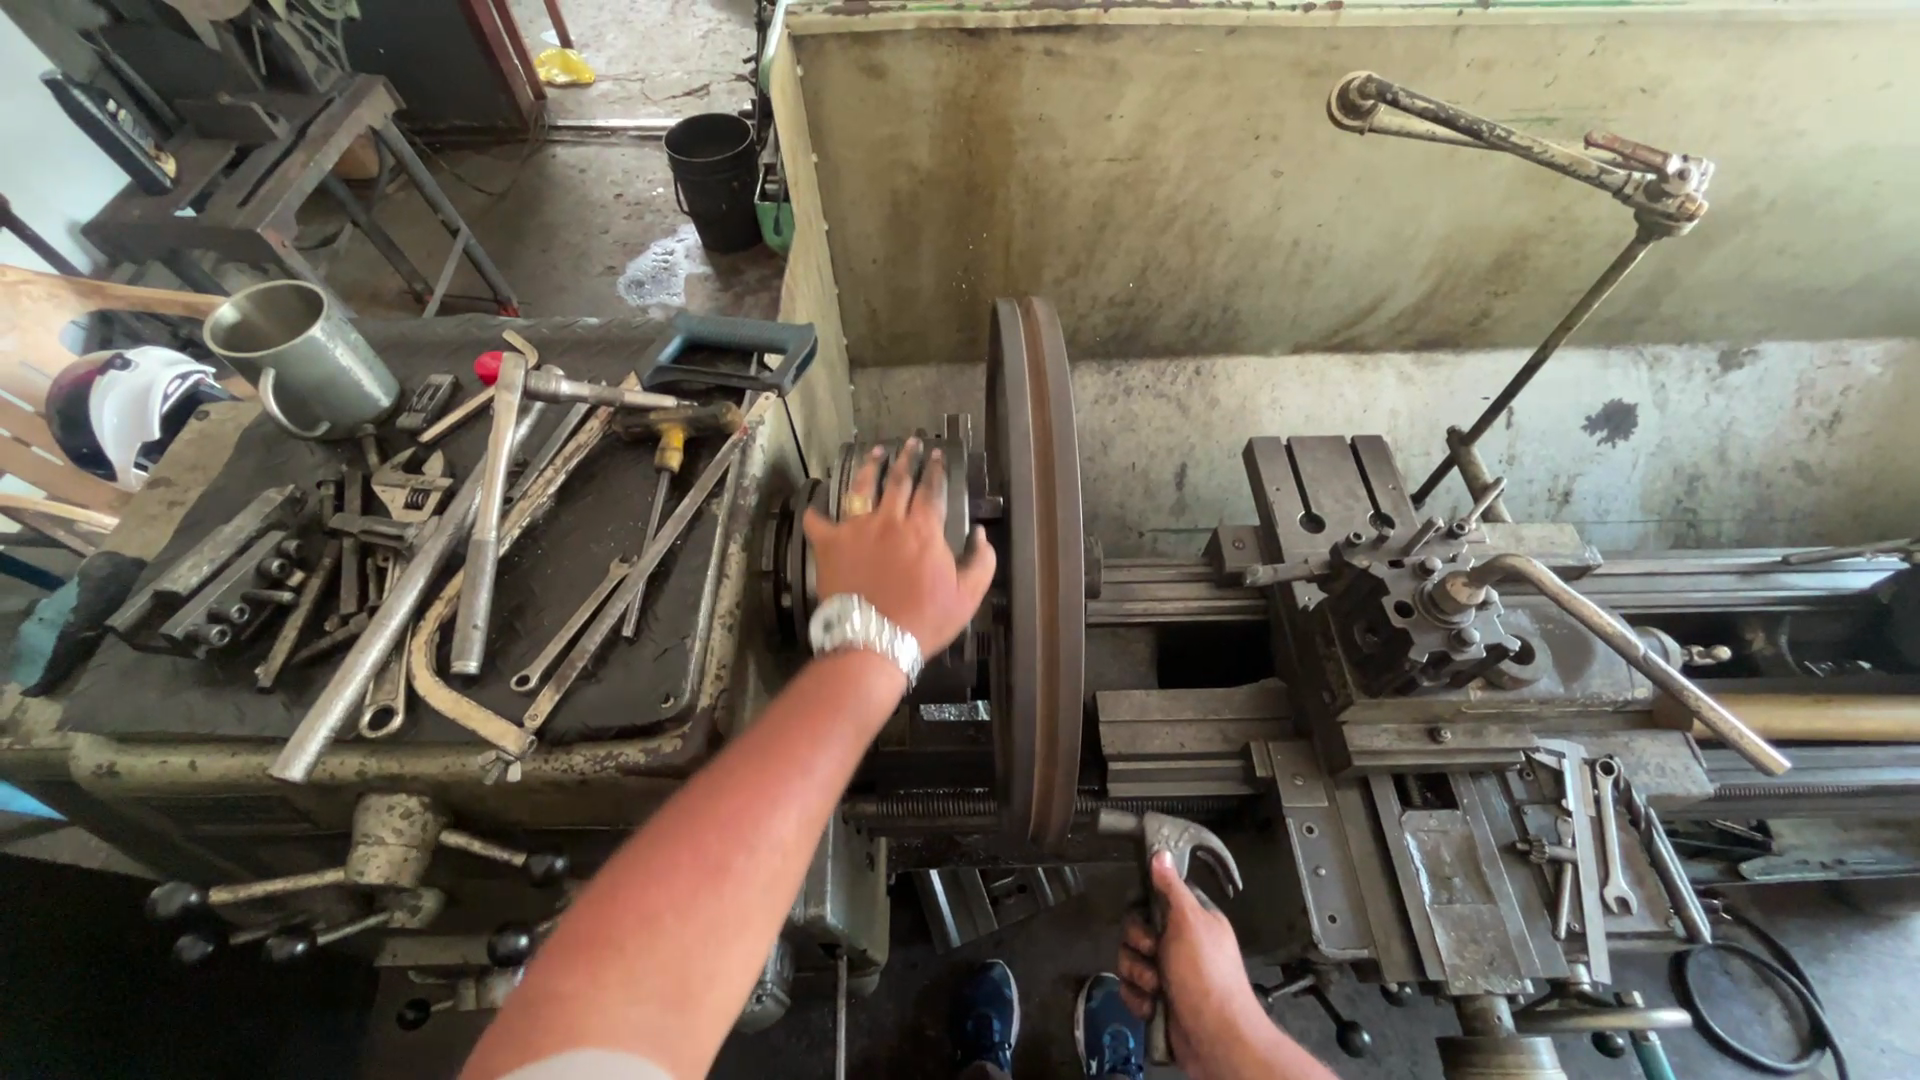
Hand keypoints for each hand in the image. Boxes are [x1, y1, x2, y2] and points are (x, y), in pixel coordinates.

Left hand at [803, 437, 996, 653]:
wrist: (874, 639)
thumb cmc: (924, 619)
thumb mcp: (968, 595)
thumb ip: (981, 561)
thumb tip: (981, 534)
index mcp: (924, 529)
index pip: (932, 488)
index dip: (936, 469)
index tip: (938, 454)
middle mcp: (890, 520)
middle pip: (899, 480)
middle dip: (906, 458)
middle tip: (910, 443)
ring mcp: (856, 529)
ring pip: (863, 488)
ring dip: (870, 467)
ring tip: (875, 452)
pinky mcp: (830, 545)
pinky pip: (819, 522)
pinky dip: (817, 513)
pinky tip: (815, 506)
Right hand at [1117, 852, 1272, 1078]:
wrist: (1215, 1040)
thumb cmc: (1206, 976)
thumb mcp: (1190, 922)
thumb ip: (1172, 888)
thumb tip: (1161, 852)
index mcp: (1193, 921)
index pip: (1156, 900)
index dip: (1145, 907)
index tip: (1146, 915)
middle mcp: (1180, 945)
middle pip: (1136, 930)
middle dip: (1138, 945)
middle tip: (1154, 954)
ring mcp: (1169, 975)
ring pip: (1130, 960)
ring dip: (1137, 975)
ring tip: (1156, 989)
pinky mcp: (1158, 1001)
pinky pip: (1131, 989)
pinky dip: (1138, 999)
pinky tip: (1151, 1007)